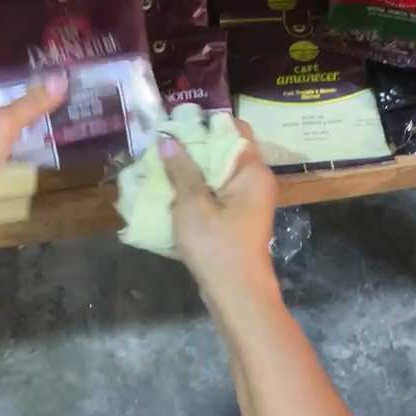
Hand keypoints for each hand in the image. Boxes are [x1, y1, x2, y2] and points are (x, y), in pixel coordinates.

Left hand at [0, 64, 65, 224]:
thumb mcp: (2, 123)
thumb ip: (33, 102)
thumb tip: (63, 78)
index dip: (26, 62)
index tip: (58, 58)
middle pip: (4, 91)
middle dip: (35, 89)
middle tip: (73, 80)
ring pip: (8, 117)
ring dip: (33, 115)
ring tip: (72, 102)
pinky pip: (7, 140)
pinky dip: (26, 138)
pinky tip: (55, 132)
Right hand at [157, 120, 282, 310]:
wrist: (237, 296)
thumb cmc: (217, 246)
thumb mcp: (192, 204)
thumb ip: (181, 169)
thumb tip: (168, 139)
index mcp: (252, 171)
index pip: (236, 129)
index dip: (208, 121)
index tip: (178, 120)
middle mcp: (255, 182)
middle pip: (225, 151)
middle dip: (194, 146)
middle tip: (162, 140)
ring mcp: (247, 202)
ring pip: (217, 174)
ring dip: (191, 169)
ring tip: (160, 162)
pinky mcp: (236, 220)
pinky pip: (215, 194)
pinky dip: (196, 190)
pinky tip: (170, 190)